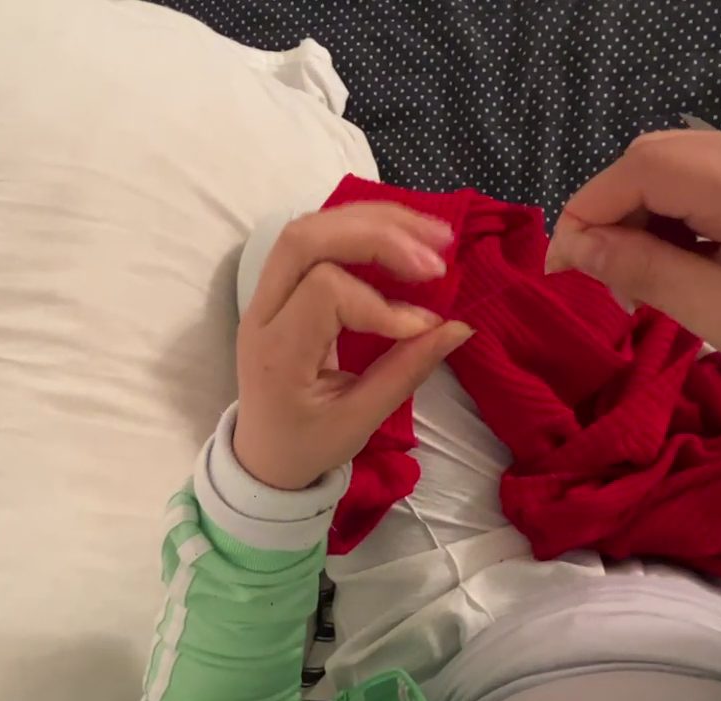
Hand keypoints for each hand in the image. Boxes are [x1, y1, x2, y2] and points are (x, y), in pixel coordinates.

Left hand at [234, 203, 474, 490]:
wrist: (264, 457)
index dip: (382, 304)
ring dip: (374, 222)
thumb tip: (459, 327)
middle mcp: (261, 315)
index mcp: (277, 354)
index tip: (422, 331)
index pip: (326, 291)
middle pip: (306, 238)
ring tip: (434, 236)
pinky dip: (362, 232)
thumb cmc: (308, 446)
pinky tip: (403, 238)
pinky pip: (315, 242)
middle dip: (377, 233)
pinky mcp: (280, 291)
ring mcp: (264, 298)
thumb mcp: (359, 420)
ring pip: (309, 229)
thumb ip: (405, 372)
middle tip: (438, 255)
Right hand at [545, 130, 720, 370]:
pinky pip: (690, 174)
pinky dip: (659, 215)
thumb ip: (648, 274)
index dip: (590, 207)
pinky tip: (664, 257)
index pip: (650, 167)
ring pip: (666, 163)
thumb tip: (576, 248)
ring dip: (632, 216)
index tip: (563, 261)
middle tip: (597, 274)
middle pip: (653, 157)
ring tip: (635, 276)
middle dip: (607, 212)